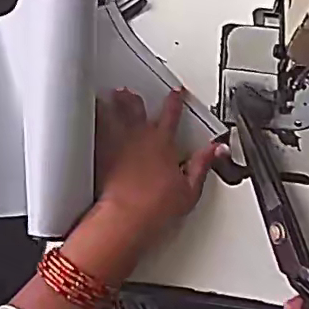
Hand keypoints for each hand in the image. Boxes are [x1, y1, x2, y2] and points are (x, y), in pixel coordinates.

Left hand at [92, 88, 223, 251]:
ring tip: (113, 96)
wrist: (126, 216)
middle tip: (133, 91)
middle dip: (136, 98)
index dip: (175, 100)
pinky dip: (96, 121)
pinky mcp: (101, 155)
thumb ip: (203, 165)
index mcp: (164, 143)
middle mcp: (140, 138)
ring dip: (115, 104)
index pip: (172, 114)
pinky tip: (93, 117)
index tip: (176, 92)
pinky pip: (98, 131)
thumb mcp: (190, 189)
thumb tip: (216, 150)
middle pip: (138, 109)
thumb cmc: (155, 205)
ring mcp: (118, 144)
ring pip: (115, 115)